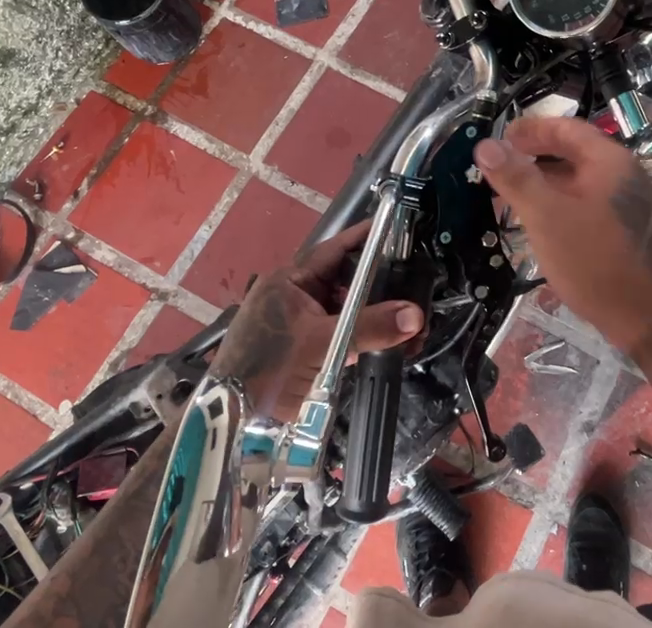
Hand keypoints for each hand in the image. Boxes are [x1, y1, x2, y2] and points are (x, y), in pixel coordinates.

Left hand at [210, 221, 424, 420]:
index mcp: (291, 280)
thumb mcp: (322, 343)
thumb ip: (370, 326)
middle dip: (381, 283)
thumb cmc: (269, 368)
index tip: (398, 229)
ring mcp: (304, 323)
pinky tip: (395, 344)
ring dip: (377, 314)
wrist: (235, 422)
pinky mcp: (310, 349)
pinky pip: (346, 334)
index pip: (335, 248)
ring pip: (349, 309)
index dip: (366, 238)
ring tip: (413, 319)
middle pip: (348, 280)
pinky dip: (368, 337)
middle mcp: (298, 295)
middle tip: (415, 283)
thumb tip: (415, 315)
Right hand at [471, 117, 651, 358]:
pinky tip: (544, 230)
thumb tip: (485, 144)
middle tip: (499, 172)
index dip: (530, 130)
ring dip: (547, 187)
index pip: (566, 128)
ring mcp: (631, 205)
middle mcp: (625, 175)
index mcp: (610, 161)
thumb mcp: (547, 217)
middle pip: (574, 154)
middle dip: (534, 160)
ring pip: (581, 184)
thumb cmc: (597, 261)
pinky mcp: (630, 233)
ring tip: (512, 201)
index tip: (499, 140)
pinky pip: (591, 207)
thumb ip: (516, 178)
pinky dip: (563, 208)